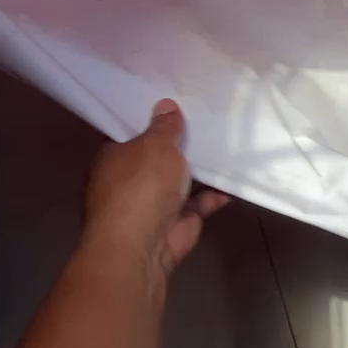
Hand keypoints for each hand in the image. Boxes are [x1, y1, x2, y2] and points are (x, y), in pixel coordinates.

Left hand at [82, 99, 230, 274]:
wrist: (144, 243)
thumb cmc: (141, 185)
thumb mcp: (155, 144)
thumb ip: (165, 126)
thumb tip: (164, 105)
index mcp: (114, 162)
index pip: (131, 137)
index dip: (152, 123)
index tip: (176, 108)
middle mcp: (129, 182)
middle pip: (158, 158)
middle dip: (180, 146)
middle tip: (208, 121)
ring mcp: (153, 204)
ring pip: (180, 180)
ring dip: (199, 170)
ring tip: (227, 144)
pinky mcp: (176, 221)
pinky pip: (200, 202)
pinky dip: (215, 193)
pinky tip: (234, 178)